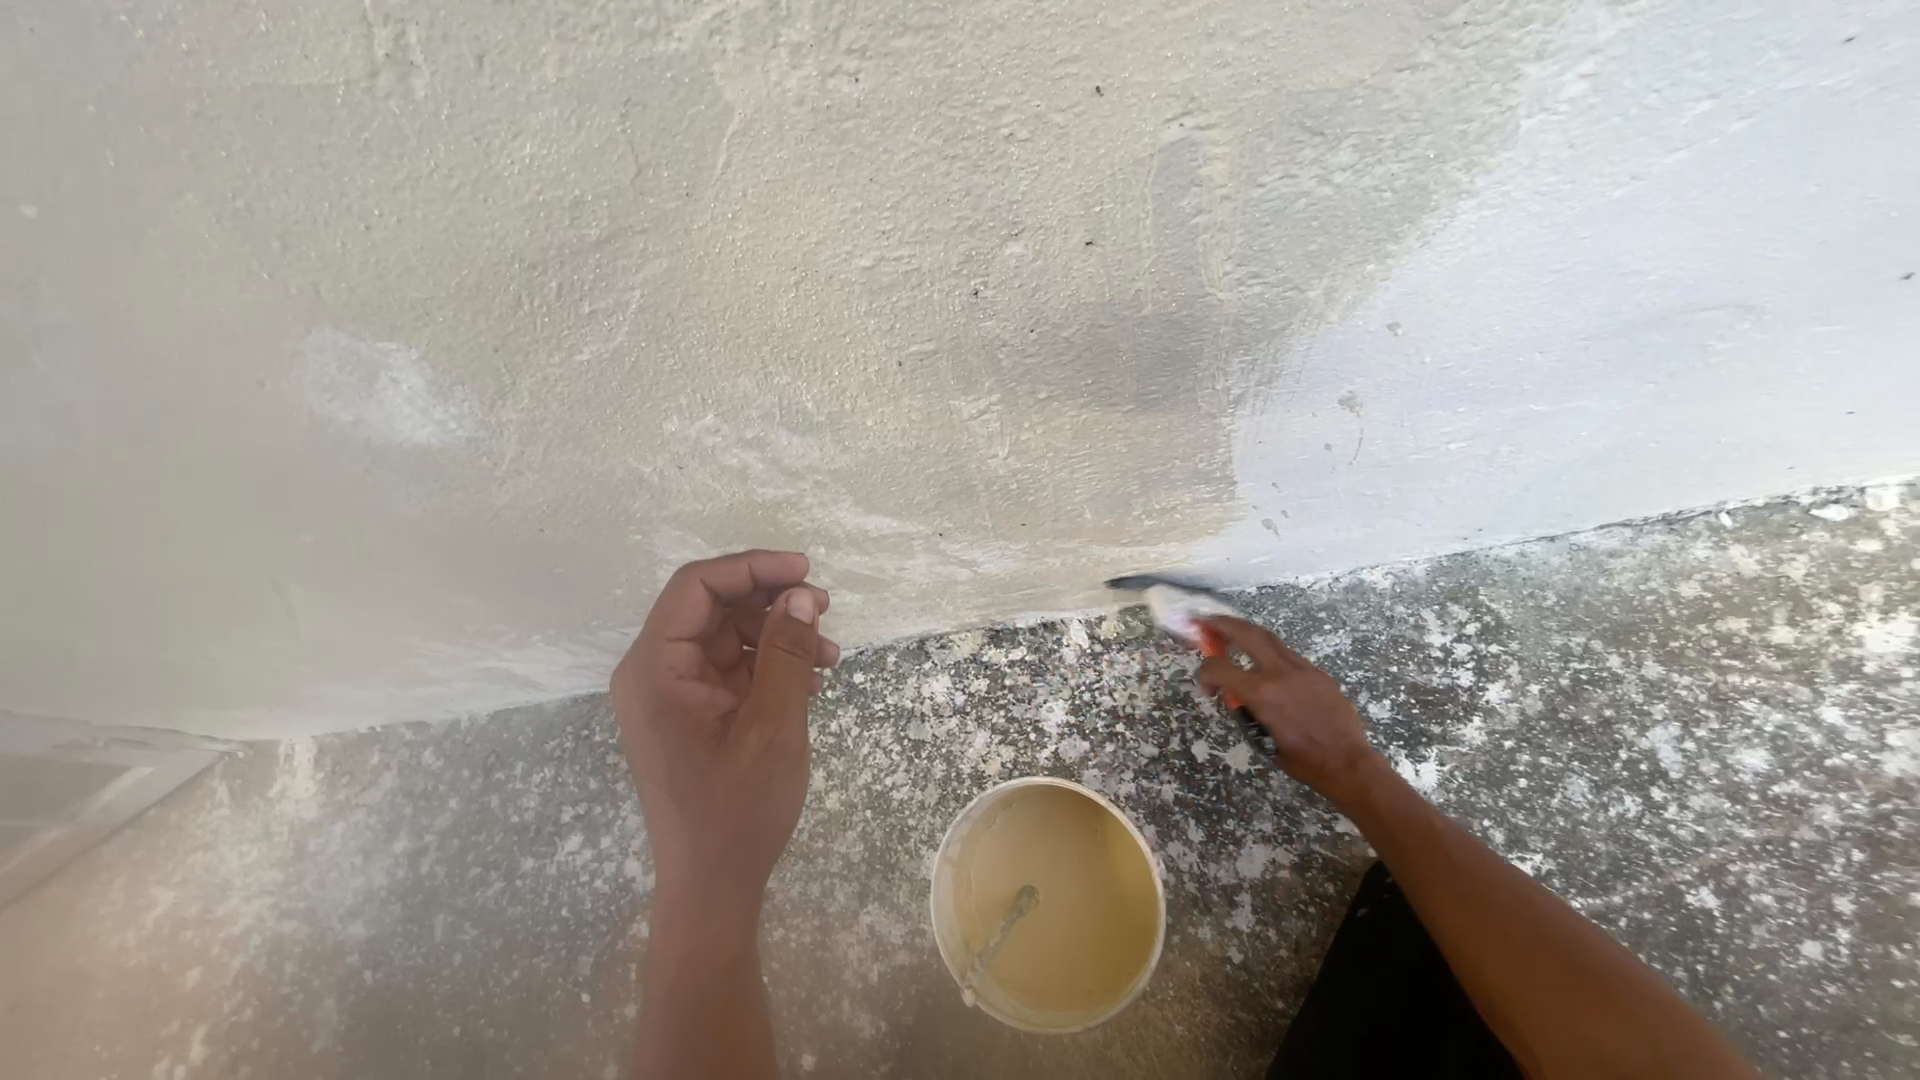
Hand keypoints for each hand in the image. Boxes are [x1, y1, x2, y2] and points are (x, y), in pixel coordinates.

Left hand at [611, 550, 840, 909]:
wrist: (715, 886)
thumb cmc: (737, 811)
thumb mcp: (773, 726)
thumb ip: (787, 653)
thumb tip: (802, 595)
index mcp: (654, 670)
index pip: (696, 588)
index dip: (751, 567)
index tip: (805, 571)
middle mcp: (656, 672)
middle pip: (714, 607)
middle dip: (772, 602)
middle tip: (825, 611)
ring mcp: (675, 694)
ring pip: (730, 635)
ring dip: (780, 635)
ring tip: (829, 656)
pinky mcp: (696, 712)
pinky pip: (736, 668)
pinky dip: (774, 666)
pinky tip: (812, 681)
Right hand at [1195, 615, 1384, 801]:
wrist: (1347, 762)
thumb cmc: (1301, 759)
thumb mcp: (1259, 738)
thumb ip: (1246, 709)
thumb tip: (1238, 695)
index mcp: (1261, 693)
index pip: (1219, 668)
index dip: (1205, 674)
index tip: (1208, 688)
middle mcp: (1280, 673)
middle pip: (1247, 633)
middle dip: (1223, 624)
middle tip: (1208, 622)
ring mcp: (1303, 669)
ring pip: (1270, 639)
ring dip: (1248, 634)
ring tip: (1234, 636)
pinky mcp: (1318, 673)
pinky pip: (1289, 655)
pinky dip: (1271, 654)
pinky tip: (1269, 667)